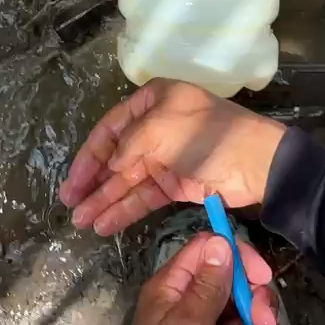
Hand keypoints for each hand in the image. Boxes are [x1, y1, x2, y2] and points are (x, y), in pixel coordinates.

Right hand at [60, 80, 286, 235]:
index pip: (110, 127)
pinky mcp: (175, 184)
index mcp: (152, 101)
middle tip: (69, 204)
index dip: (89, 155)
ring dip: (104, 200)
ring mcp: (165, 157)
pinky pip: (143, 196)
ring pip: (126, 180)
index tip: (72, 180)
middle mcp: (154, 126)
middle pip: (115, 155)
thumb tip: (111, 166)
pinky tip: (104, 224)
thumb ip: (128, 145)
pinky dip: (124, 210)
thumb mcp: (161, 128)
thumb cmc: (206, 134)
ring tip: (81, 222)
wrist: (255, 164)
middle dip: (92, 181)